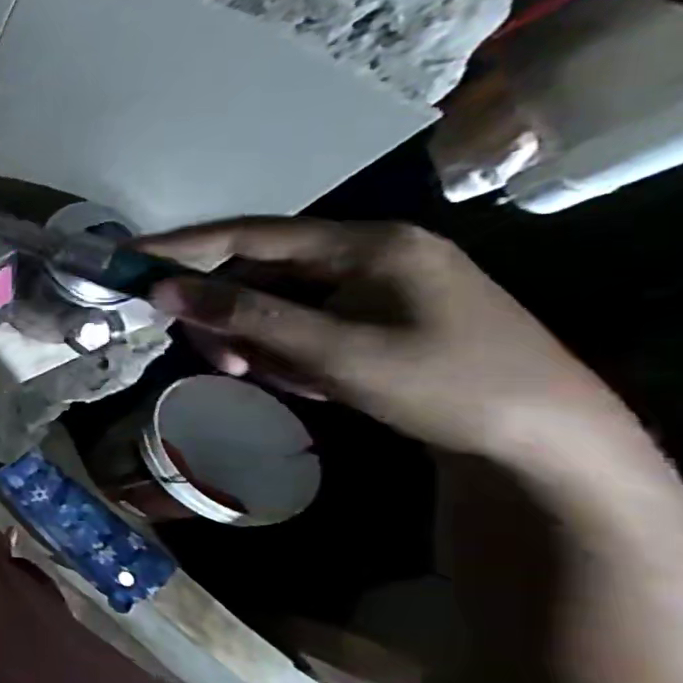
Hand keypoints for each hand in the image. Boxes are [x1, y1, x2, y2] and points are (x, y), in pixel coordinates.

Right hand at [138, 217, 627, 458]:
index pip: (251, 235)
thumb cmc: (446, 387)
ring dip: (264, 342)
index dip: (185, 246)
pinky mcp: (382, 316)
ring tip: (286, 384)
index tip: (130, 257)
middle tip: (224, 364)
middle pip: (263, 273)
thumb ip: (244, 316)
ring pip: (282, 303)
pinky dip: (293, 353)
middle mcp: (371, 252)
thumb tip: (162, 290)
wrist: (552, 447)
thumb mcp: (334, 354)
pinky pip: (308, 324)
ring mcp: (379, 285)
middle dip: (233, 318)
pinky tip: (314, 385)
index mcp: (367, 243)